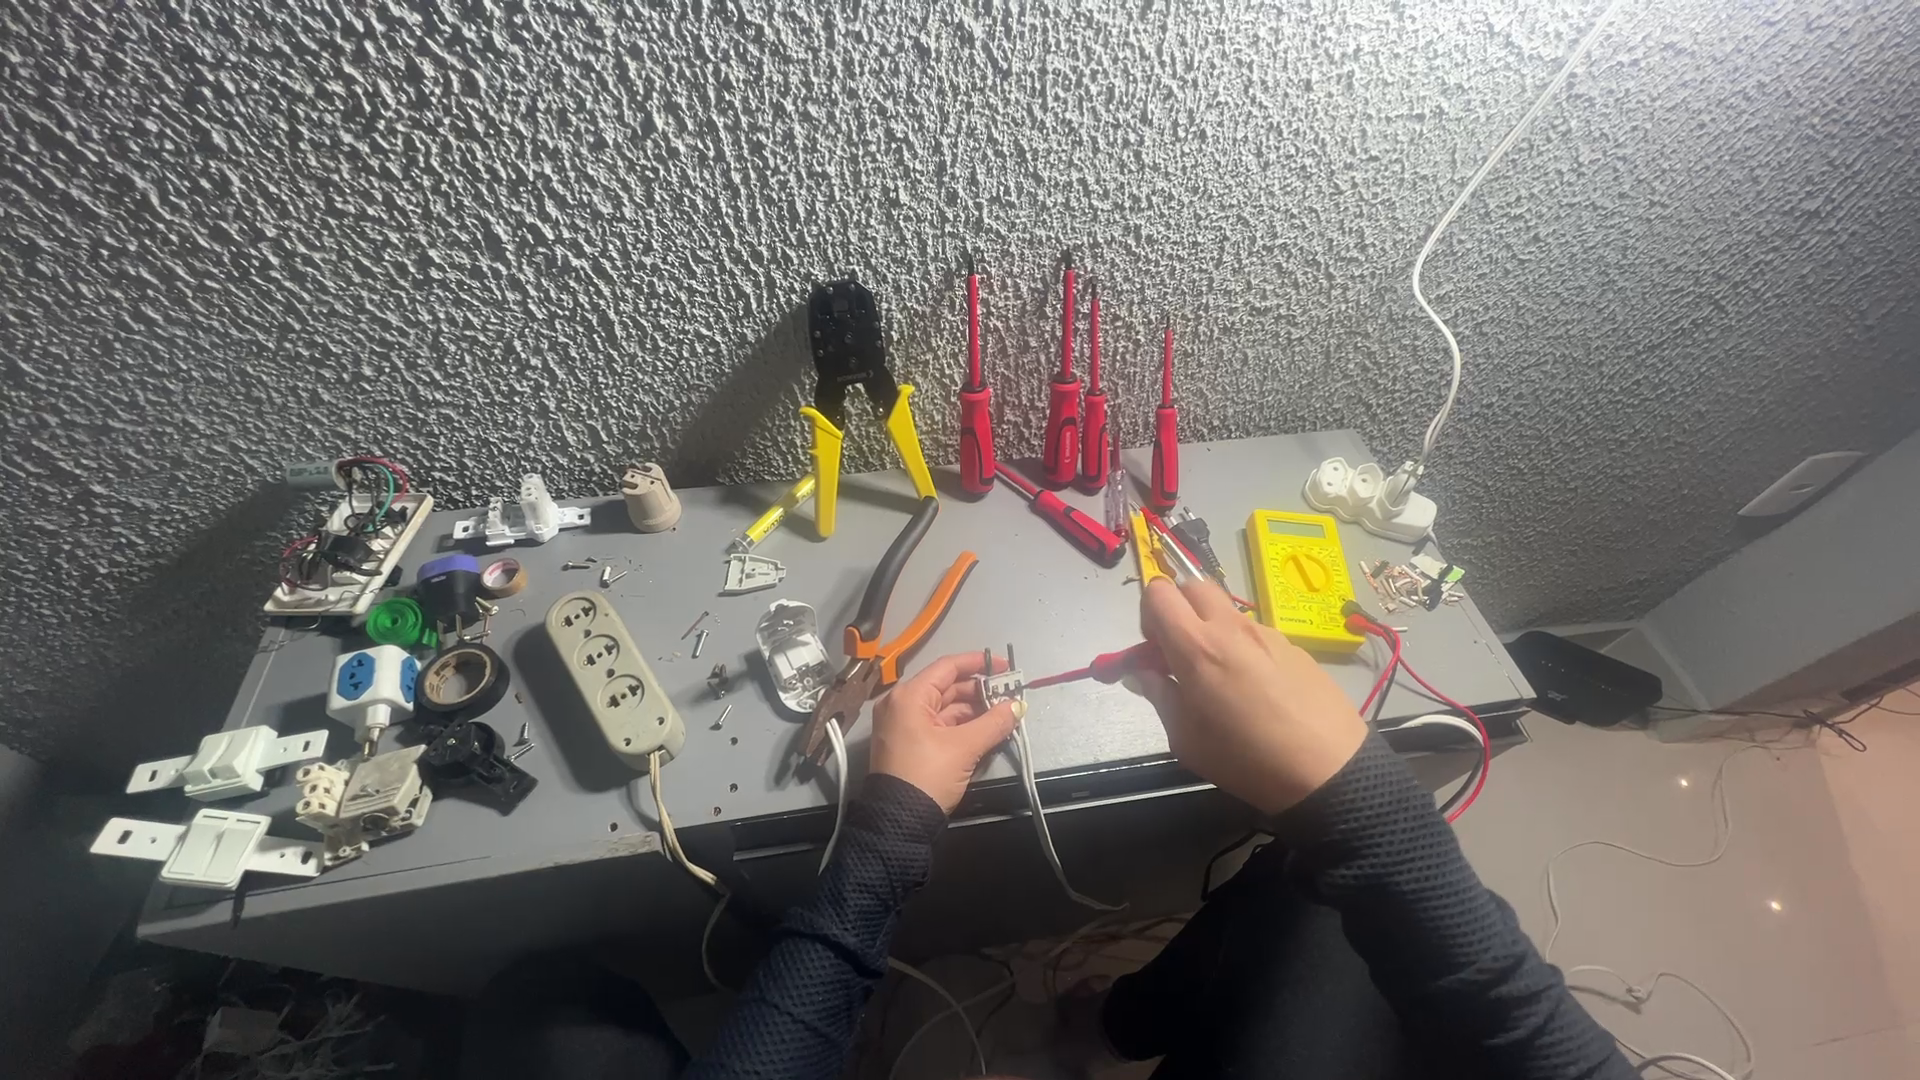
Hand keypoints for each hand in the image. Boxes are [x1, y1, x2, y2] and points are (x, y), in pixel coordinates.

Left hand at [870, 652, 1023, 814]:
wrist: (899, 823)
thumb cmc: (928, 776)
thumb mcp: (964, 748)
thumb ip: (994, 723)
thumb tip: (1017, 706)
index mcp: (909, 696)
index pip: (947, 667)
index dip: (977, 664)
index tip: (1003, 666)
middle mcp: (902, 704)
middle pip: (946, 687)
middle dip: (979, 691)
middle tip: (1009, 696)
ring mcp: (903, 724)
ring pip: (945, 707)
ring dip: (973, 710)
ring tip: (1003, 714)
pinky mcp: (909, 743)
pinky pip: (939, 724)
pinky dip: (961, 725)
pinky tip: (986, 728)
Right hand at [1138, 579, 1365, 814]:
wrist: (1329, 771)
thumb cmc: (1244, 758)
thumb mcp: (1184, 738)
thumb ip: (1159, 696)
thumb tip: (1142, 674)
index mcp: (1196, 646)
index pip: (1157, 593)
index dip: (1148, 615)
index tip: (1155, 650)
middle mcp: (1230, 628)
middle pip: (1192, 586)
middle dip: (1179, 609)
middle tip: (1182, 650)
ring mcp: (1266, 634)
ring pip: (1226, 612)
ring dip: (1213, 630)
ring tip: (1225, 678)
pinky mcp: (1294, 647)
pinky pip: (1256, 634)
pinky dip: (1244, 649)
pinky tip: (1259, 691)